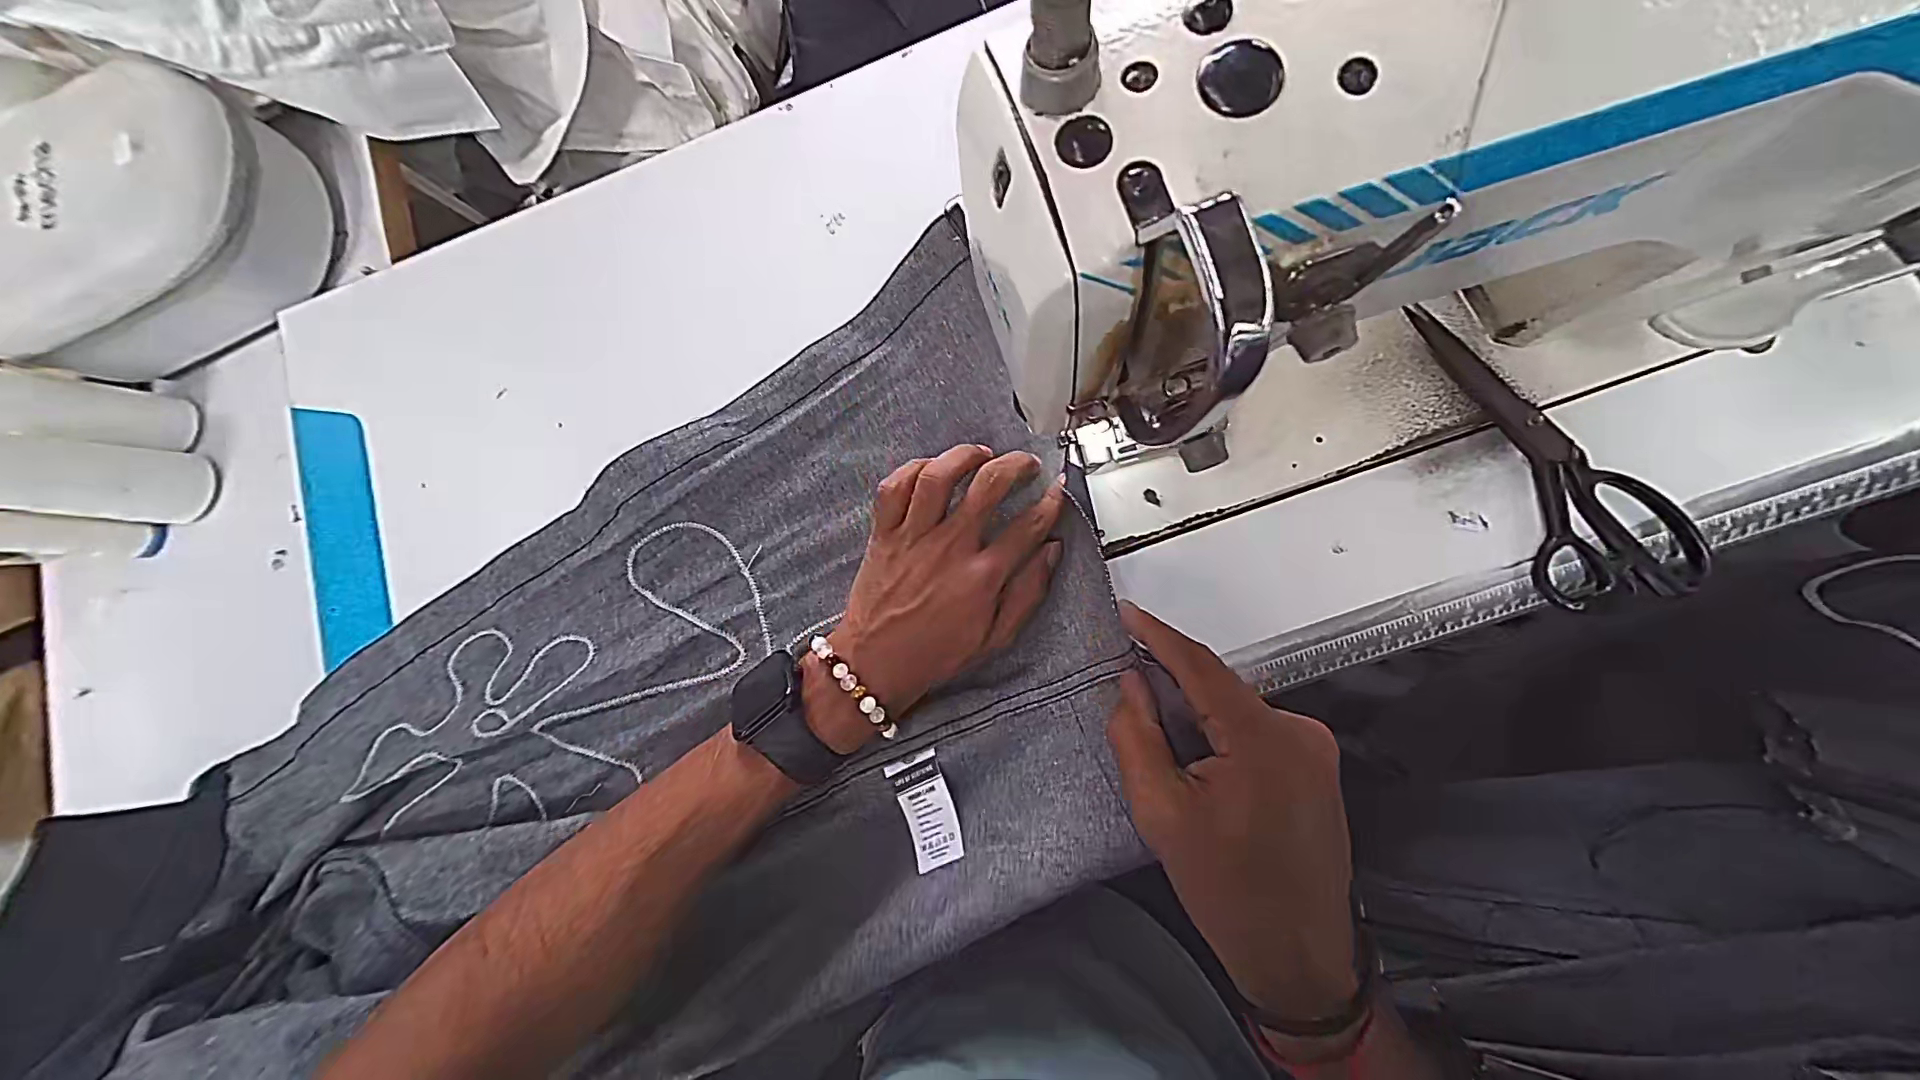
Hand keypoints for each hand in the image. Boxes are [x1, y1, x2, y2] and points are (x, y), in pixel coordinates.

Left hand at [826, 444, 1066, 730]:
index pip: (1028, 526)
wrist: (877, 663)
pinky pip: (894, 488)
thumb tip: (1050, 554)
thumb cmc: (933, 653)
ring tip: (981, 455)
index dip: (1051, 503)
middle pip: (988, 485)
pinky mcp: (884, 536)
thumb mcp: (995, 638)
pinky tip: (931, 469)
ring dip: (965, 456)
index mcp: (981, 577)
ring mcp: (914, 539)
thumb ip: (1028, 593)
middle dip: (1016, 466)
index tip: (1056, 493)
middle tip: (1026, 465)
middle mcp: (949, 550)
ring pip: (939, 477)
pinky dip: (913, 470)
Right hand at [1107, 602, 1357, 1023]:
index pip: (1199, 665)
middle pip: (1217, 686)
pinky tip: (1207, 775)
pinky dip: (1223, 733)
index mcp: (1262, 742)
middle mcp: (1298, 735)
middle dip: (1172, 687)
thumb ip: (1137, 736)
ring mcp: (1313, 749)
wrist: (1296, 953)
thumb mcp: (1160, 812)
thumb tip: (1132, 687)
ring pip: (1235, 706)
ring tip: (1178, 768)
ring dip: (1198, 717)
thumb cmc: (1234, 894)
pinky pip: (1256, 726)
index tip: (1131, 613)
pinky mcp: (1316, 763)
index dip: (1158, 634)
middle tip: (1136, 704)